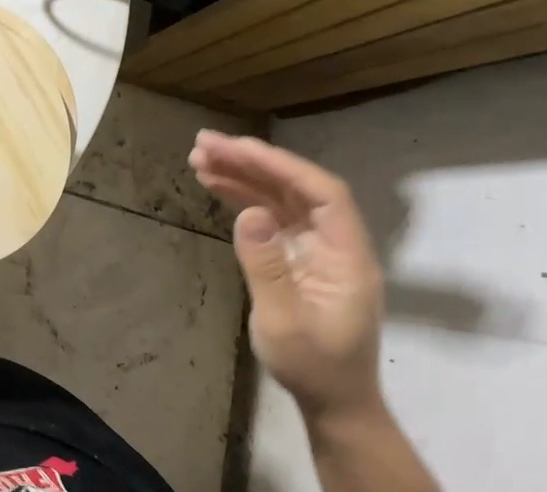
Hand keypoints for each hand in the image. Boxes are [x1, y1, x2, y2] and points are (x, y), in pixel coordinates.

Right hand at [189, 131, 383, 419]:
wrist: (331, 402)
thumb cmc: (312, 365)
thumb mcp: (284, 321)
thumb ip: (267, 265)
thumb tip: (250, 212)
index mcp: (347, 255)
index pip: (322, 193)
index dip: (280, 166)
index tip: (237, 148)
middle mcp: (335, 242)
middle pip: (296, 186)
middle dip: (252, 161)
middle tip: (204, 144)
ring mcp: (316, 247)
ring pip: (280, 196)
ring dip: (242, 174)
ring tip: (198, 157)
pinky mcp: (297, 254)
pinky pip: (271, 213)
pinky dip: (242, 195)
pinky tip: (213, 183)